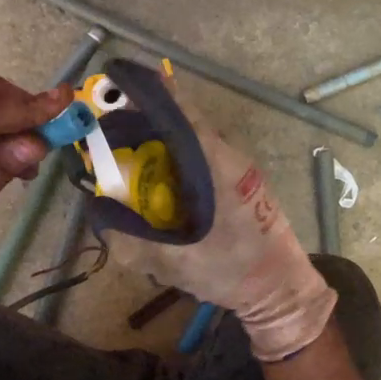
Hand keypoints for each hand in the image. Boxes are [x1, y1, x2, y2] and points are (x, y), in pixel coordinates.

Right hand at [107, 114, 335, 361]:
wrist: (281, 290)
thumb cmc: (233, 273)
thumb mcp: (174, 264)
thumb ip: (131, 241)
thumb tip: (100, 212)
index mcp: (218, 166)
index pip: (183, 114)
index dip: (148, 97)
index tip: (116, 89)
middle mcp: (231, 157)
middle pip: (183, 124)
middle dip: (144, 123)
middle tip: (107, 134)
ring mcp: (239, 169)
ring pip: (193, 142)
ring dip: (161, 144)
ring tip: (125, 156)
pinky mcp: (241, 182)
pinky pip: (202, 159)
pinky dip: (176, 161)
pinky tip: (155, 181)